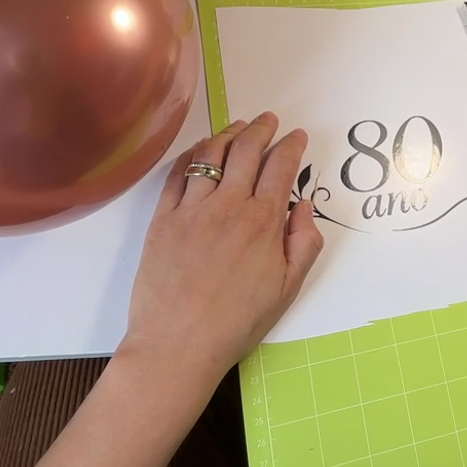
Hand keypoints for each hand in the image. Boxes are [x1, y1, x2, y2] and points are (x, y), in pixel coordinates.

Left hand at [119, 113, 324, 381]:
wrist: (178, 346)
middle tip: (269, 120)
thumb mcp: (287, 289)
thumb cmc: (237, 322)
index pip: (281, 166)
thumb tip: (304, 206)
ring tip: (237, 127)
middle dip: (262, 128)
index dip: (292, 145)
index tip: (297, 136)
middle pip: (247, 150)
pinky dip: (190, 155)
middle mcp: (229, 205)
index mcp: (263, 221)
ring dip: (228, 134)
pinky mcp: (162, 219)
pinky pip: (176, 175)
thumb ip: (304, 243)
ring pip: (211, 155)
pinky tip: (199, 150)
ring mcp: (192, 209)